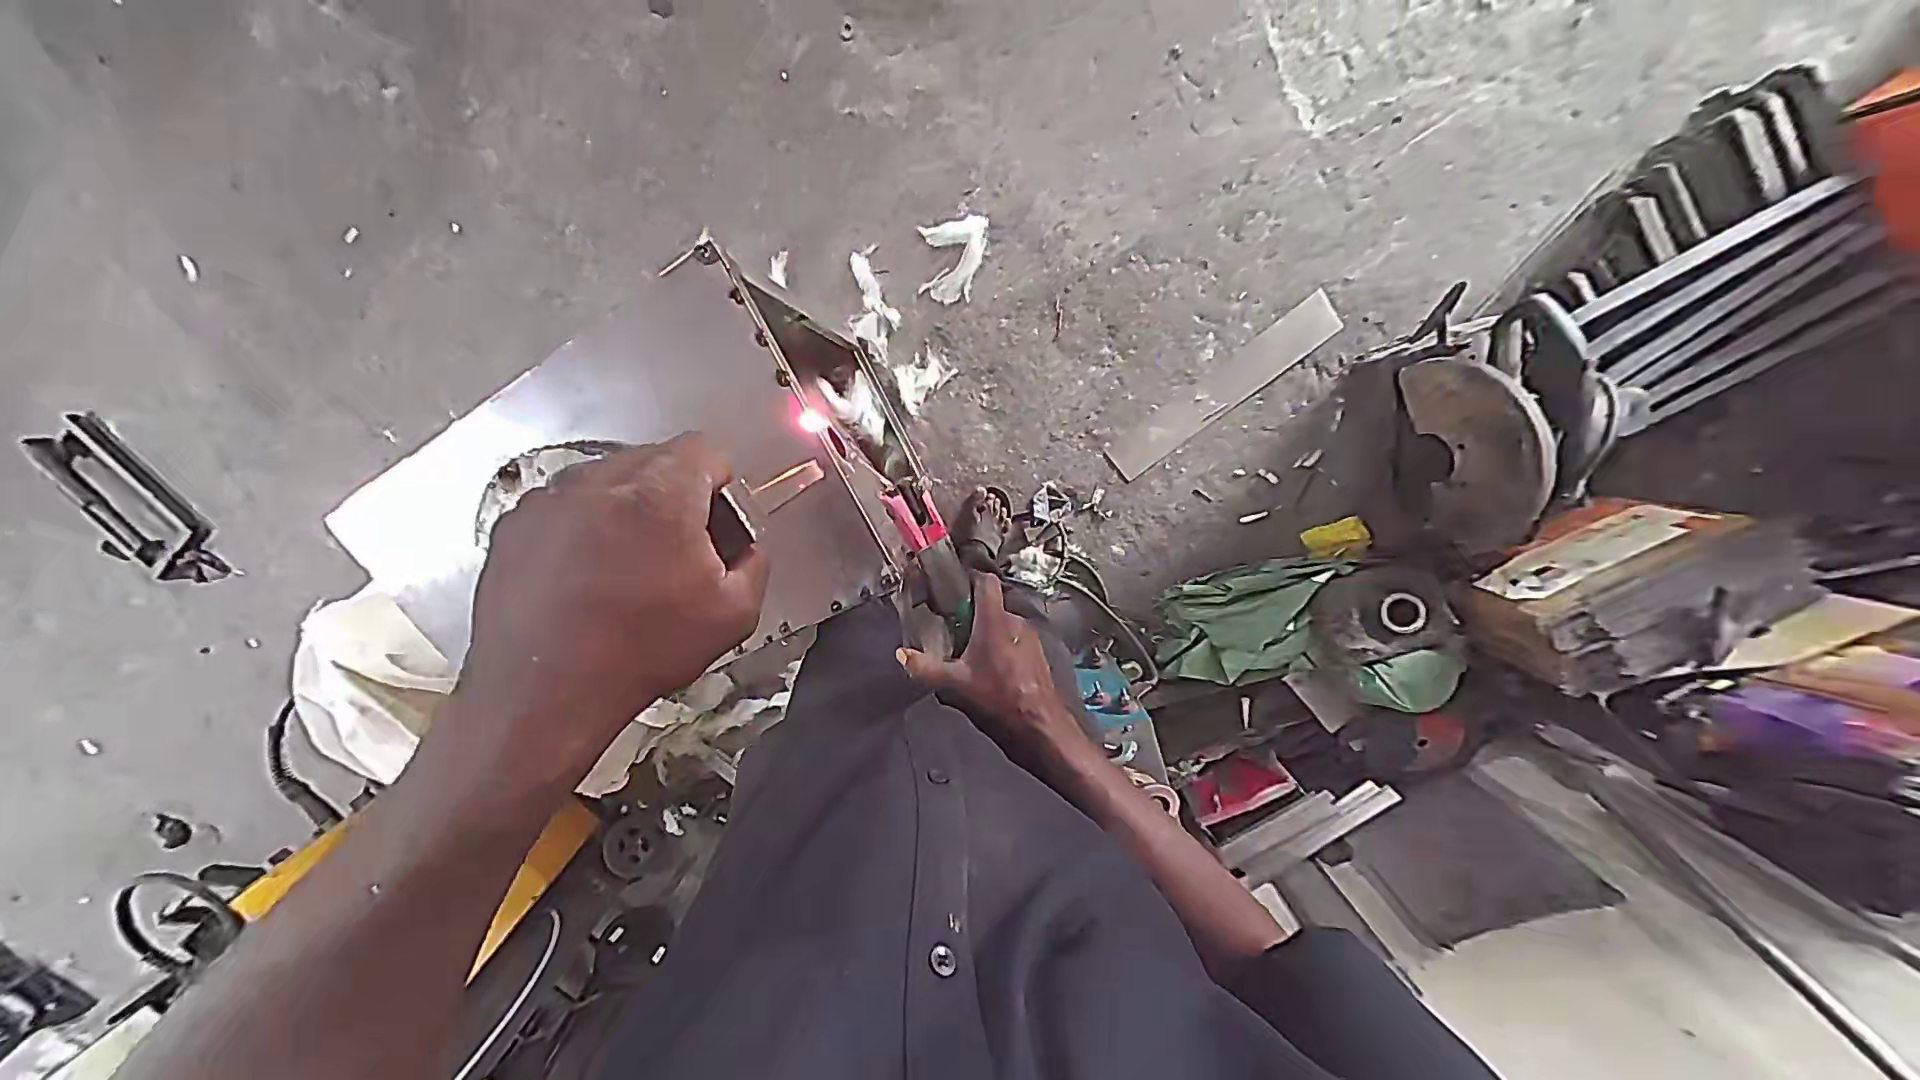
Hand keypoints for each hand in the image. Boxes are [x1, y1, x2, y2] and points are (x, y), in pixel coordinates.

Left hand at [452, 433, 769, 787]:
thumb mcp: (735, 613)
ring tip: (632, 566)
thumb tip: (746, 548)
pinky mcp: (516, 523)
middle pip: (658, 460)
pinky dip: (588, 525)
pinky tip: (591, 575)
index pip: (705, 450)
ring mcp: (551, 499)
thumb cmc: (639, 651)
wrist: (545, 695)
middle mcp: (600, 481)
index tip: (719, 520)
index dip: (723, 484)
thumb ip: (757, 562)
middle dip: (679, 494)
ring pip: (612, 479)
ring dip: (633, 508)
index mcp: (661, 494)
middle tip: (682, 549)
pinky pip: (570, 504)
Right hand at [897, 573, 1085, 755]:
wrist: (1040, 725)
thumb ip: (925, 667)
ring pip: (1004, 624)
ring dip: (988, 632)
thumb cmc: (1001, 700)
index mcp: (995, 621)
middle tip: (954, 631)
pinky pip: (1015, 640)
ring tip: (971, 654)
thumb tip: (904, 655)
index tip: (954, 587)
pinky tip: (991, 669)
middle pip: (991, 605)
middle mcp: (1016, 623)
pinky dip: (1002, 647)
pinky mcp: (1037, 653)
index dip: (970, 578)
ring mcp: (1030, 638)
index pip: (986, 581)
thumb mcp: (955, 684)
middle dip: (972, 614)